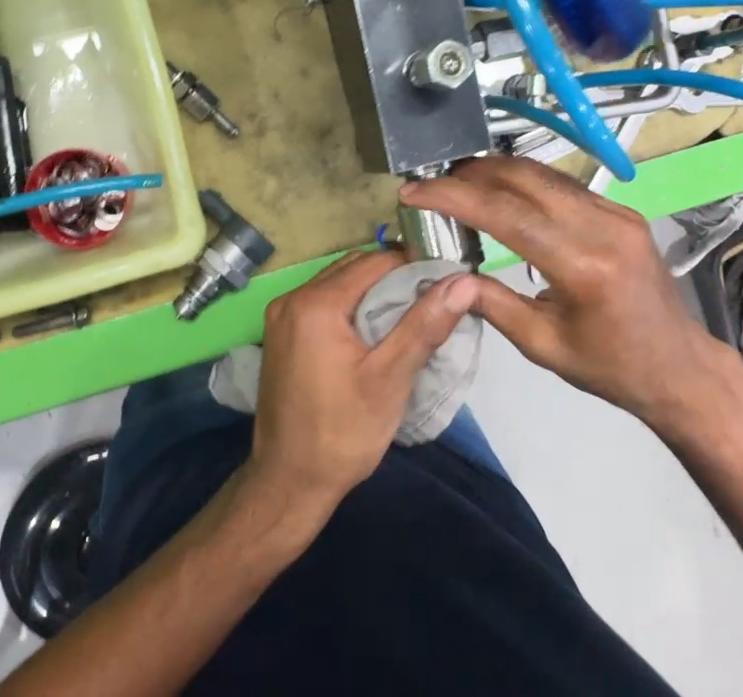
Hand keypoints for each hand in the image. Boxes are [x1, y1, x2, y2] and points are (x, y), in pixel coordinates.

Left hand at [247, 250, 477, 507]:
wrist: (290, 481)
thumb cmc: (343, 433)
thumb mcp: (391, 378)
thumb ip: (425, 324)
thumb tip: (463, 282)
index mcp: (316, 304)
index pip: (375, 261)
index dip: (415, 265)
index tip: (447, 280)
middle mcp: (291, 299)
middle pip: (354, 269)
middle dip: (395, 277)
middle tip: (434, 297)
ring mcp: (281, 318)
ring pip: (338, 285)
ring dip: (372, 293)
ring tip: (413, 314)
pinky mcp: (280, 336)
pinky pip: (322, 305)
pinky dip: (351, 308)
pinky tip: (377, 331)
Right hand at [401, 157, 742, 437]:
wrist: (679, 366)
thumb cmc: (610, 367)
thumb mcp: (542, 345)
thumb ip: (492, 303)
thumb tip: (443, 277)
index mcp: (584, 265)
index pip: (506, 214)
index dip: (454, 197)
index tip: (413, 191)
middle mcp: (604, 226)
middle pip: (523, 178)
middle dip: (470, 175)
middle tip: (431, 184)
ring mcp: (617, 213)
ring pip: (543, 174)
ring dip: (495, 173)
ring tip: (456, 184)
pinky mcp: (622, 211)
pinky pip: (563, 185)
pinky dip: (523, 183)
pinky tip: (499, 194)